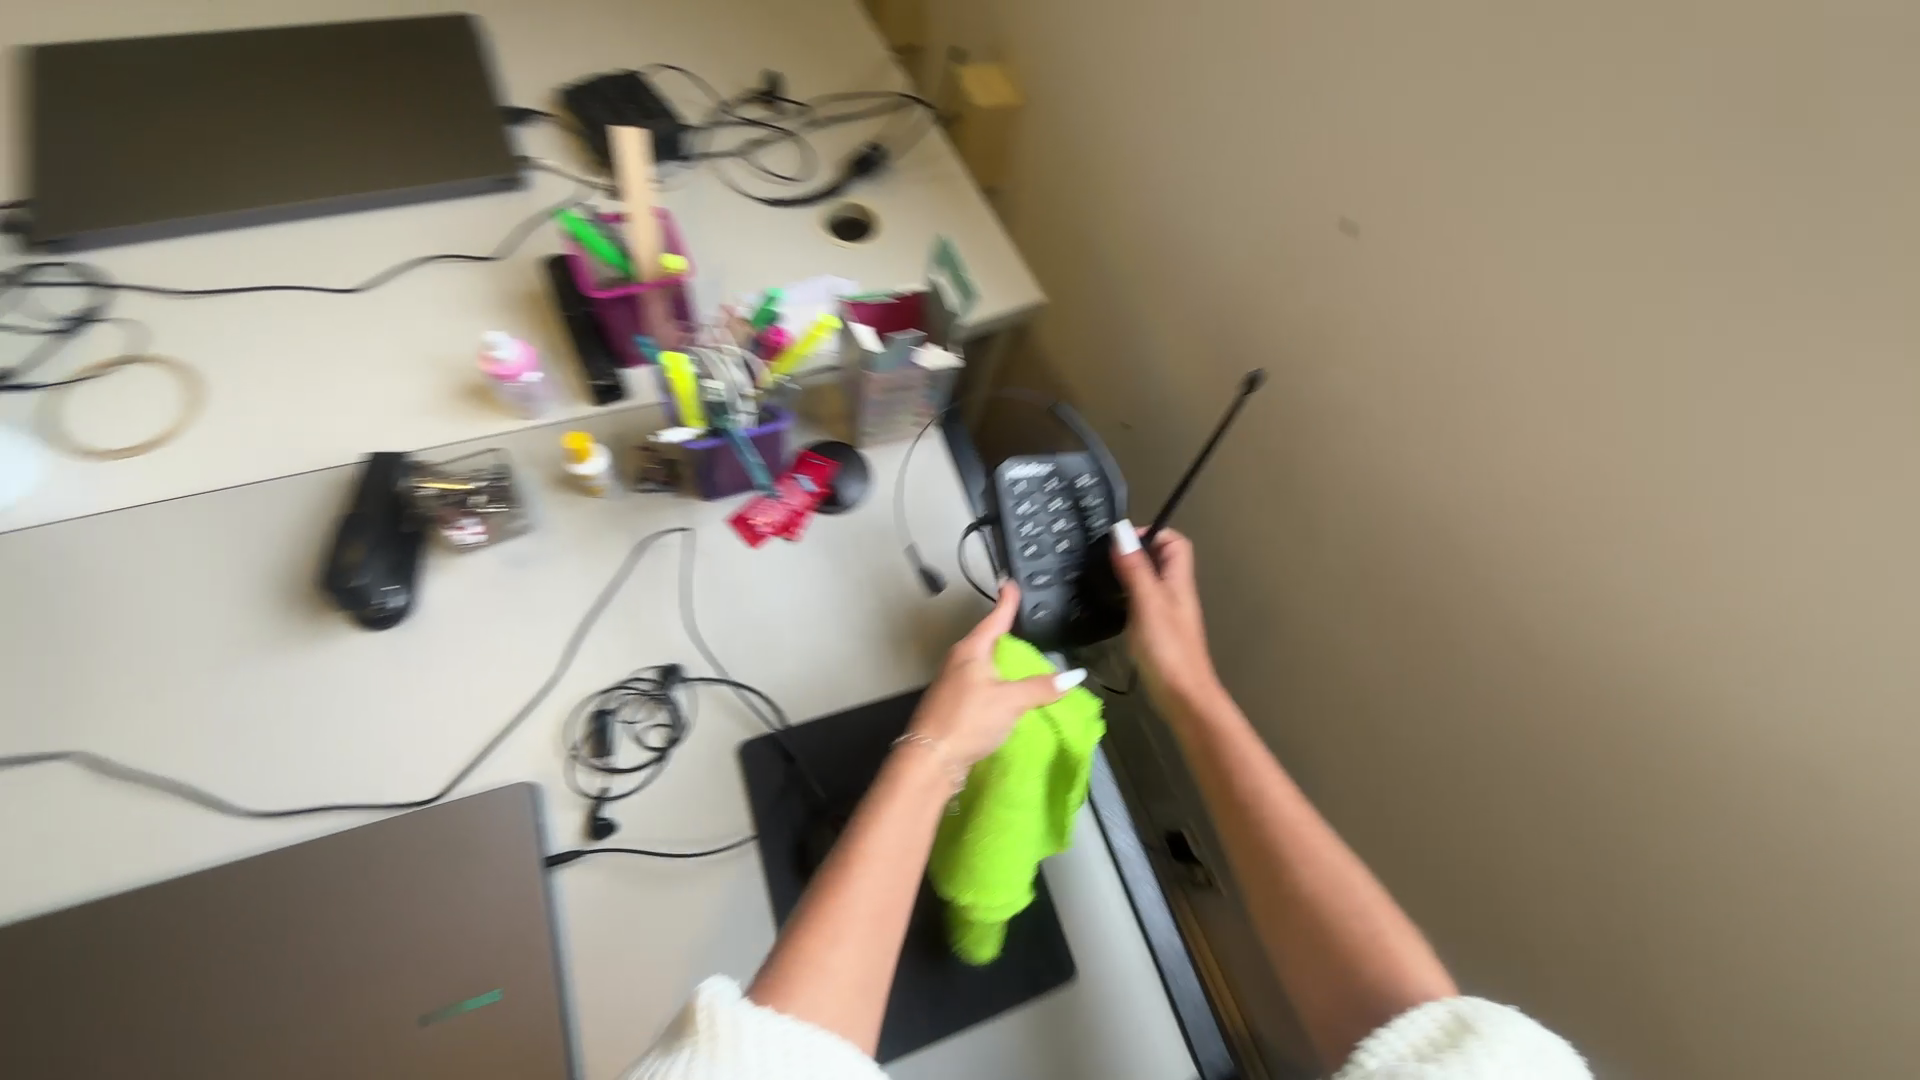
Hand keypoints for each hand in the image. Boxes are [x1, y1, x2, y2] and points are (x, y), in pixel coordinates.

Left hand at [906, 583, 1085, 773]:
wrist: (930, 758)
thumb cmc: (969, 719)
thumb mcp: (1011, 701)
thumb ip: (1042, 687)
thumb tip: (1075, 675)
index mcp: (971, 650)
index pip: (994, 619)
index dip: (1006, 602)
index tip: (1010, 583)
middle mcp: (959, 660)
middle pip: (986, 640)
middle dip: (1004, 632)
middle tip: (1022, 623)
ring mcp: (952, 681)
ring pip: (981, 663)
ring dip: (1000, 660)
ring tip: (1020, 658)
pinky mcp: (951, 702)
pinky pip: (978, 682)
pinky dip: (994, 680)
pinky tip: (1005, 691)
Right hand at [1109, 521, 1222, 709]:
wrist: (1182, 697)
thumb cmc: (1167, 649)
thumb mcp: (1148, 603)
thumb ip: (1135, 569)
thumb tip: (1121, 532)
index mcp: (1178, 582)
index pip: (1174, 542)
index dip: (1151, 534)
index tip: (1120, 542)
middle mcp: (1175, 593)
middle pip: (1161, 559)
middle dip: (1135, 552)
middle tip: (1105, 559)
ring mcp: (1166, 613)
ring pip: (1150, 581)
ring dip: (1128, 574)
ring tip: (1102, 578)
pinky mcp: (1156, 632)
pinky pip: (1142, 602)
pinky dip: (1126, 597)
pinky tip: (1111, 606)